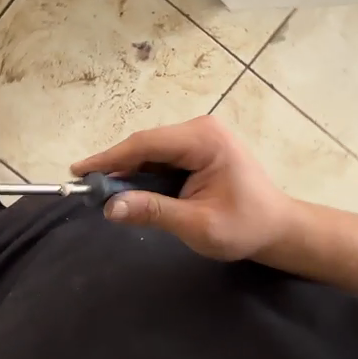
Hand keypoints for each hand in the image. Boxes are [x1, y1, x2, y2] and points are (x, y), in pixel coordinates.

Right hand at [71, 116, 300, 261]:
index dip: (109, 158)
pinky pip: (160, 158)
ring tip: (102, 191)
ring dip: (128, 172)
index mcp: (204, 140)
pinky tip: (129, 190)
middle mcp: (200, 129)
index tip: (78, 171)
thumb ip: (154, 212)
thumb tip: (110, 207)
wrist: (279, 229)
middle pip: (145, 145)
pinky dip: (143, 174)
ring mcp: (199, 137)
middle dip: (115, 167)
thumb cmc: (245, 227)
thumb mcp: (198, 225)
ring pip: (150, 151)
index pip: (145, 144)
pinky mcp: (196, 149)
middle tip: (87, 187)